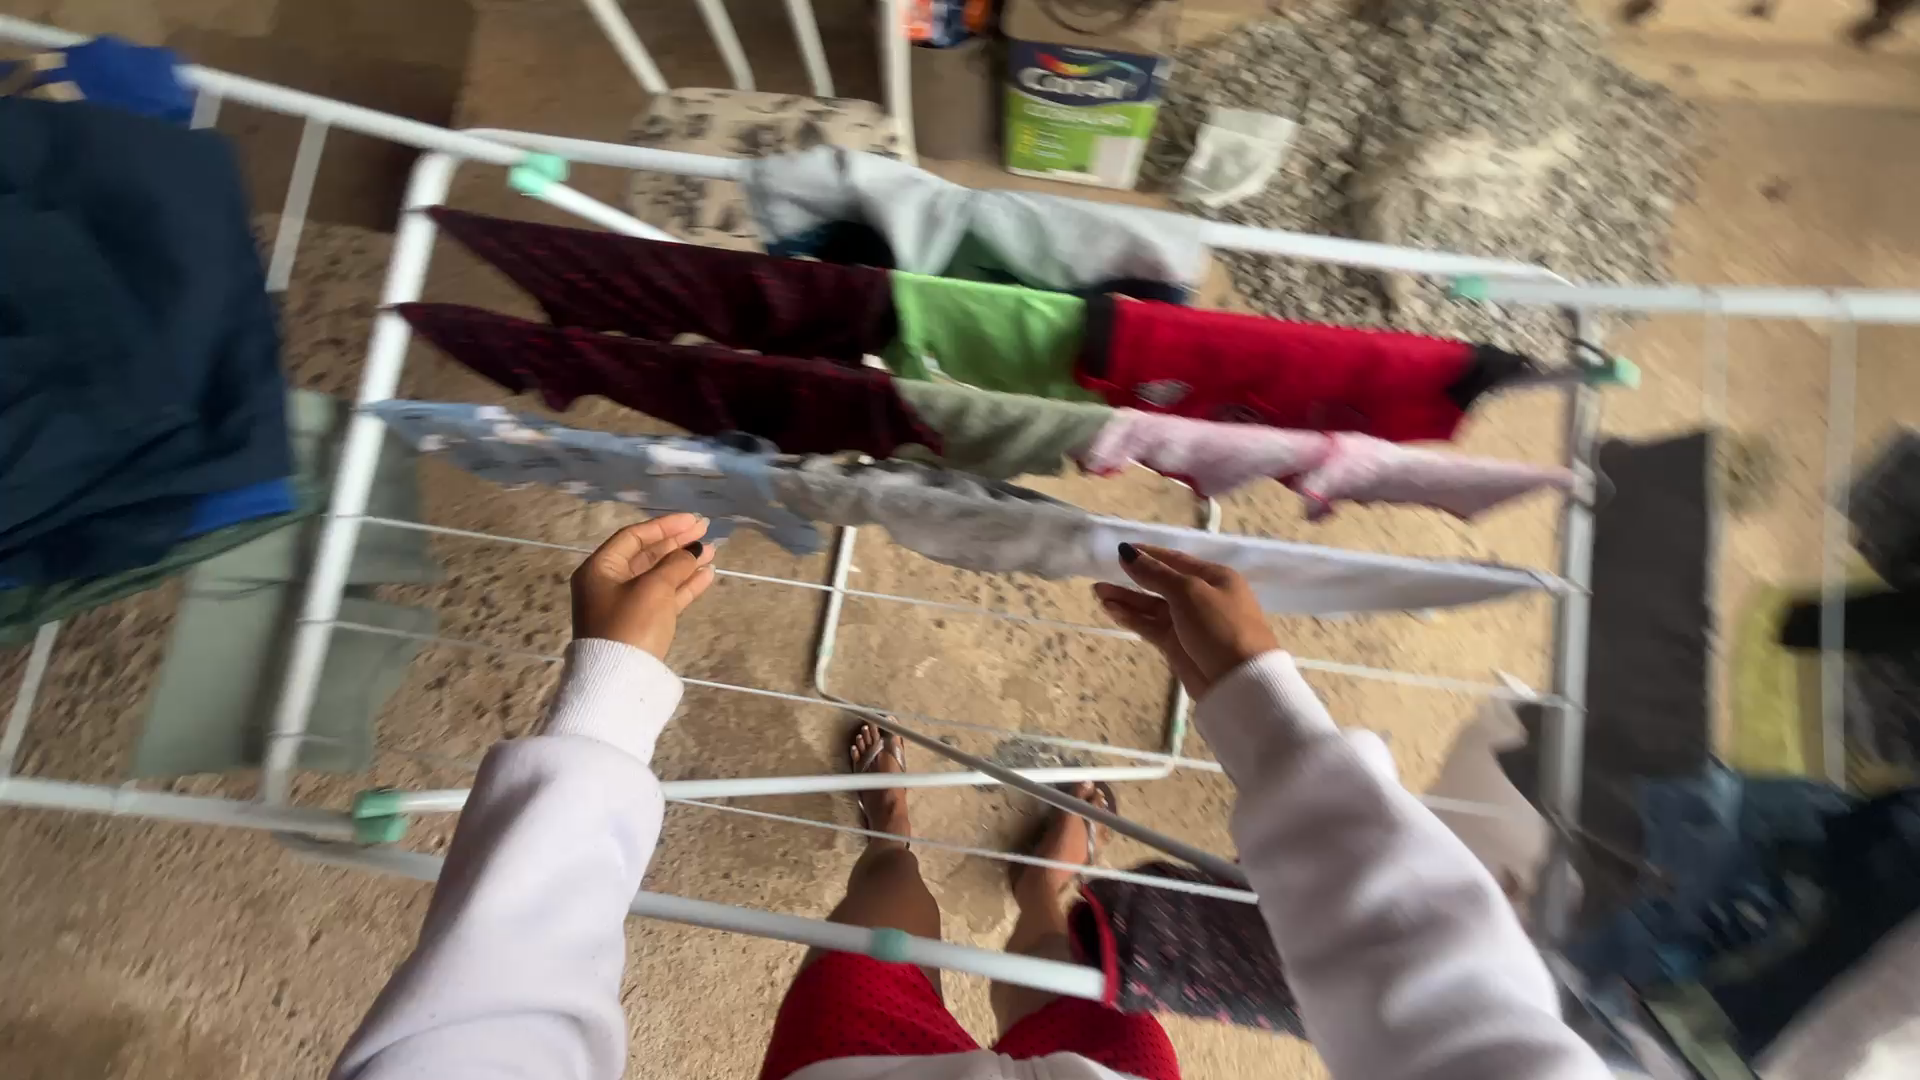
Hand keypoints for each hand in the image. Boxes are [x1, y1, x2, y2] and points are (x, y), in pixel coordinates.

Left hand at [570, 513, 716, 659]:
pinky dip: (685, 584)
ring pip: (659, 575)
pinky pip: (665, 596)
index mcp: (600, 569)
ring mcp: (626, 605)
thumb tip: (693, 551)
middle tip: (705, 531)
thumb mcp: (654, 588)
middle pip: (647, 554)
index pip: (634, 537)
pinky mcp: (642, 623)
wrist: (620, 678)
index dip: (665, 526)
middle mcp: (609, 583)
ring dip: (685, 563)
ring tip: (712, 552)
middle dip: (677, 543)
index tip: (692, 521)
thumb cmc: (631, 624)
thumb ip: (676, 564)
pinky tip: (706, 575)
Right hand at [1093, 543, 1277, 697]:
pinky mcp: (1176, 644)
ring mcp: (1187, 622)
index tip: (1122, 549)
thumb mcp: (1189, 593)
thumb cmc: (1220, 626)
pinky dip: (1131, 617)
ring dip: (1126, 599)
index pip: (1175, 560)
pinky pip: (1149, 625)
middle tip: (1103, 573)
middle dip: (1133, 578)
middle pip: (1160, 583)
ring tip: (1098, 592)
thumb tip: (1128, 553)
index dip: (1148, 554)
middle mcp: (1201, 597)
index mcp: (1214, 578)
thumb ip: (1156, 574)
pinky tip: (1110, 609)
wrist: (1239, 681)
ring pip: (1151, 606)